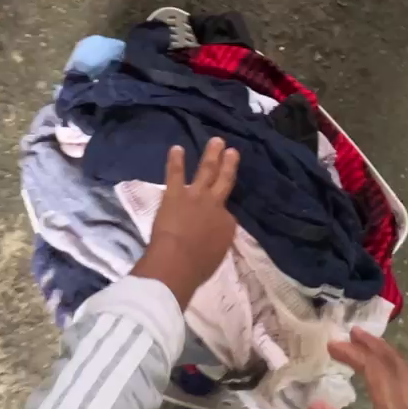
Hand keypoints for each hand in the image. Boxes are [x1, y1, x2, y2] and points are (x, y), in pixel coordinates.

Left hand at [129, 138, 240, 308]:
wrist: (177, 262)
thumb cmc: (197, 268)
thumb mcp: (217, 256)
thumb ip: (216, 241)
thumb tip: (212, 236)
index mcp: (227, 225)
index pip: (228, 214)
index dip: (224, 212)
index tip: (222, 209)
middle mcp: (215, 205)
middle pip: (224, 181)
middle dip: (229, 165)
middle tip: (233, 150)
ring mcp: (195, 196)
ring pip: (206, 170)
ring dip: (211, 155)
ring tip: (216, 140)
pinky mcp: (175, 193)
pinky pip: (175, 174)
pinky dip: (175, 160)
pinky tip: (176, 148)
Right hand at [307, 328, 407, 408]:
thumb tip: (314, 403)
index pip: (375, 370)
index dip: (353, 353)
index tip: (331, 345)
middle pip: (397, 366)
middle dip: (375, 346)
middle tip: (353, 333)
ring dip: (391, 358)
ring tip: (373, 350)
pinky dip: (404, 376)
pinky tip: (397, 383)